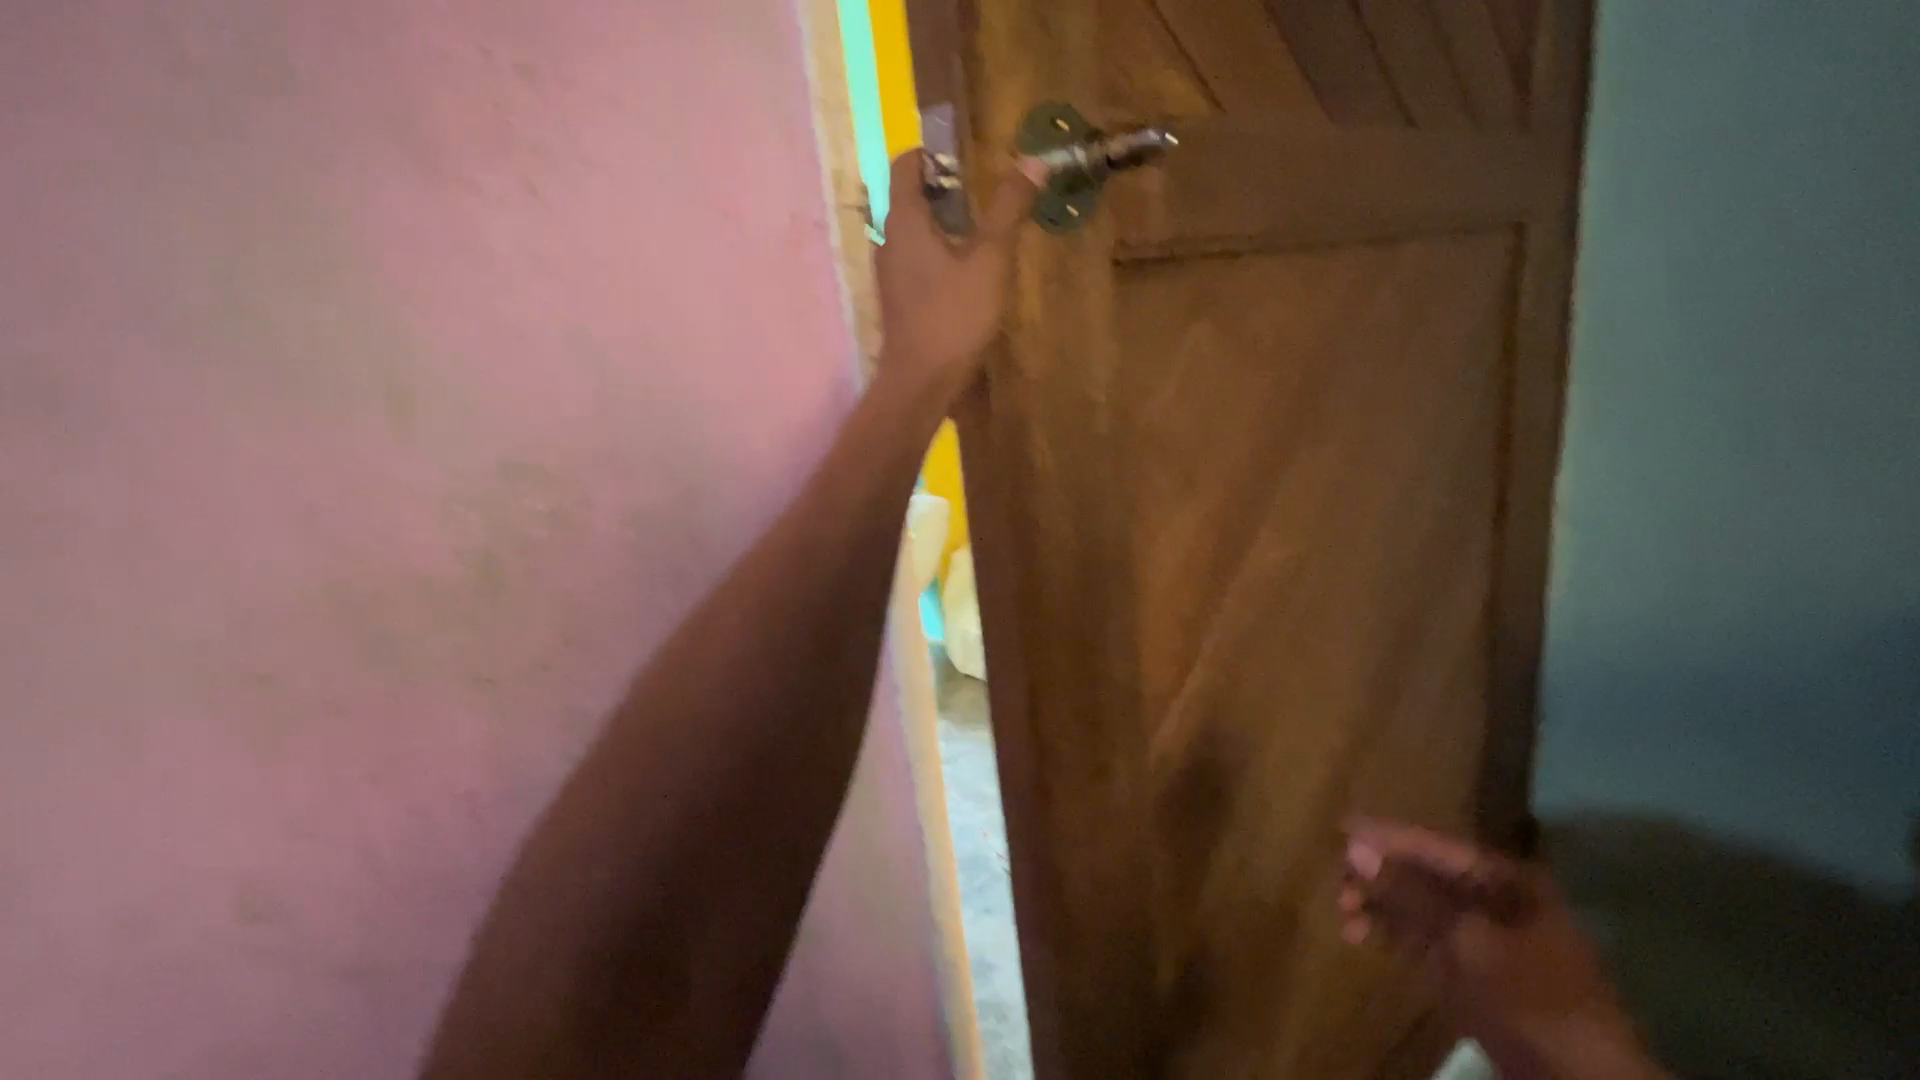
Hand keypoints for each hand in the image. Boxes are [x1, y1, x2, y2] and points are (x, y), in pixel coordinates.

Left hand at [874, 150, 1045, 386]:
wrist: (922, 380)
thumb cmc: (954, 316)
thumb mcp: (990, 258)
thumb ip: (1008, 208)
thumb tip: (1034, 161)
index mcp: (903, 220)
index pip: (906, 164)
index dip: (934, 152)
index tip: (968, 157)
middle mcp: (887, 240)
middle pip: (909, 196)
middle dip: (945, 187)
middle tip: (985, 191)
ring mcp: (889, 272)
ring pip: (913, 230)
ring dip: (943, 221)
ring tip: (982, 228)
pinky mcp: (898, 297)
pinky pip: (915, 257)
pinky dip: (938, 250)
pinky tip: (967, 268)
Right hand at [1340, 820, 1662, 1078]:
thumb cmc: (1532, 997)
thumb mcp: (1468, 941)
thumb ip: (1410, 893)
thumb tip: (1354, 847)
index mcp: (1507, 881)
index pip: (1436, 846)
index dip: (1388, 836)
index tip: (1340, 828)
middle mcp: (1495, 900)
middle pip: (1425, 874)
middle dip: (1379, 875)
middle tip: (1338, 882)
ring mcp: (1484, 938)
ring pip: (1418, 908)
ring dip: (1379, 906)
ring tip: (1343, 914)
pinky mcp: (1471, 973)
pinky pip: (1422, 940)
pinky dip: (1391, 934)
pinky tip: (1360, 935)